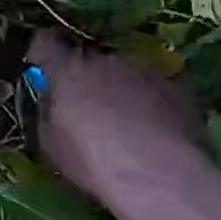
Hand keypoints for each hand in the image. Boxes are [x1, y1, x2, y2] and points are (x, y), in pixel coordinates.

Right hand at [27, 31, 217, 207]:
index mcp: (68, 68)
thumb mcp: (50, 141)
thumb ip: (48, 110)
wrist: (158, 177)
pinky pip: (154, 87)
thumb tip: (53, 100)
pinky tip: (154, 129)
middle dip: (85, 75)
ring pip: (124, 70)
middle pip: (89, 58)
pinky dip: (150, 100)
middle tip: (86, 105)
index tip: (44, 71)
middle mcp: (105, 58)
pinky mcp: (176, 87)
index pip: (45, 42)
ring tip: (126, 120)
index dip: (44, 54)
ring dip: (119, 86)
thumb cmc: (91, 159)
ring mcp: (144, 69)